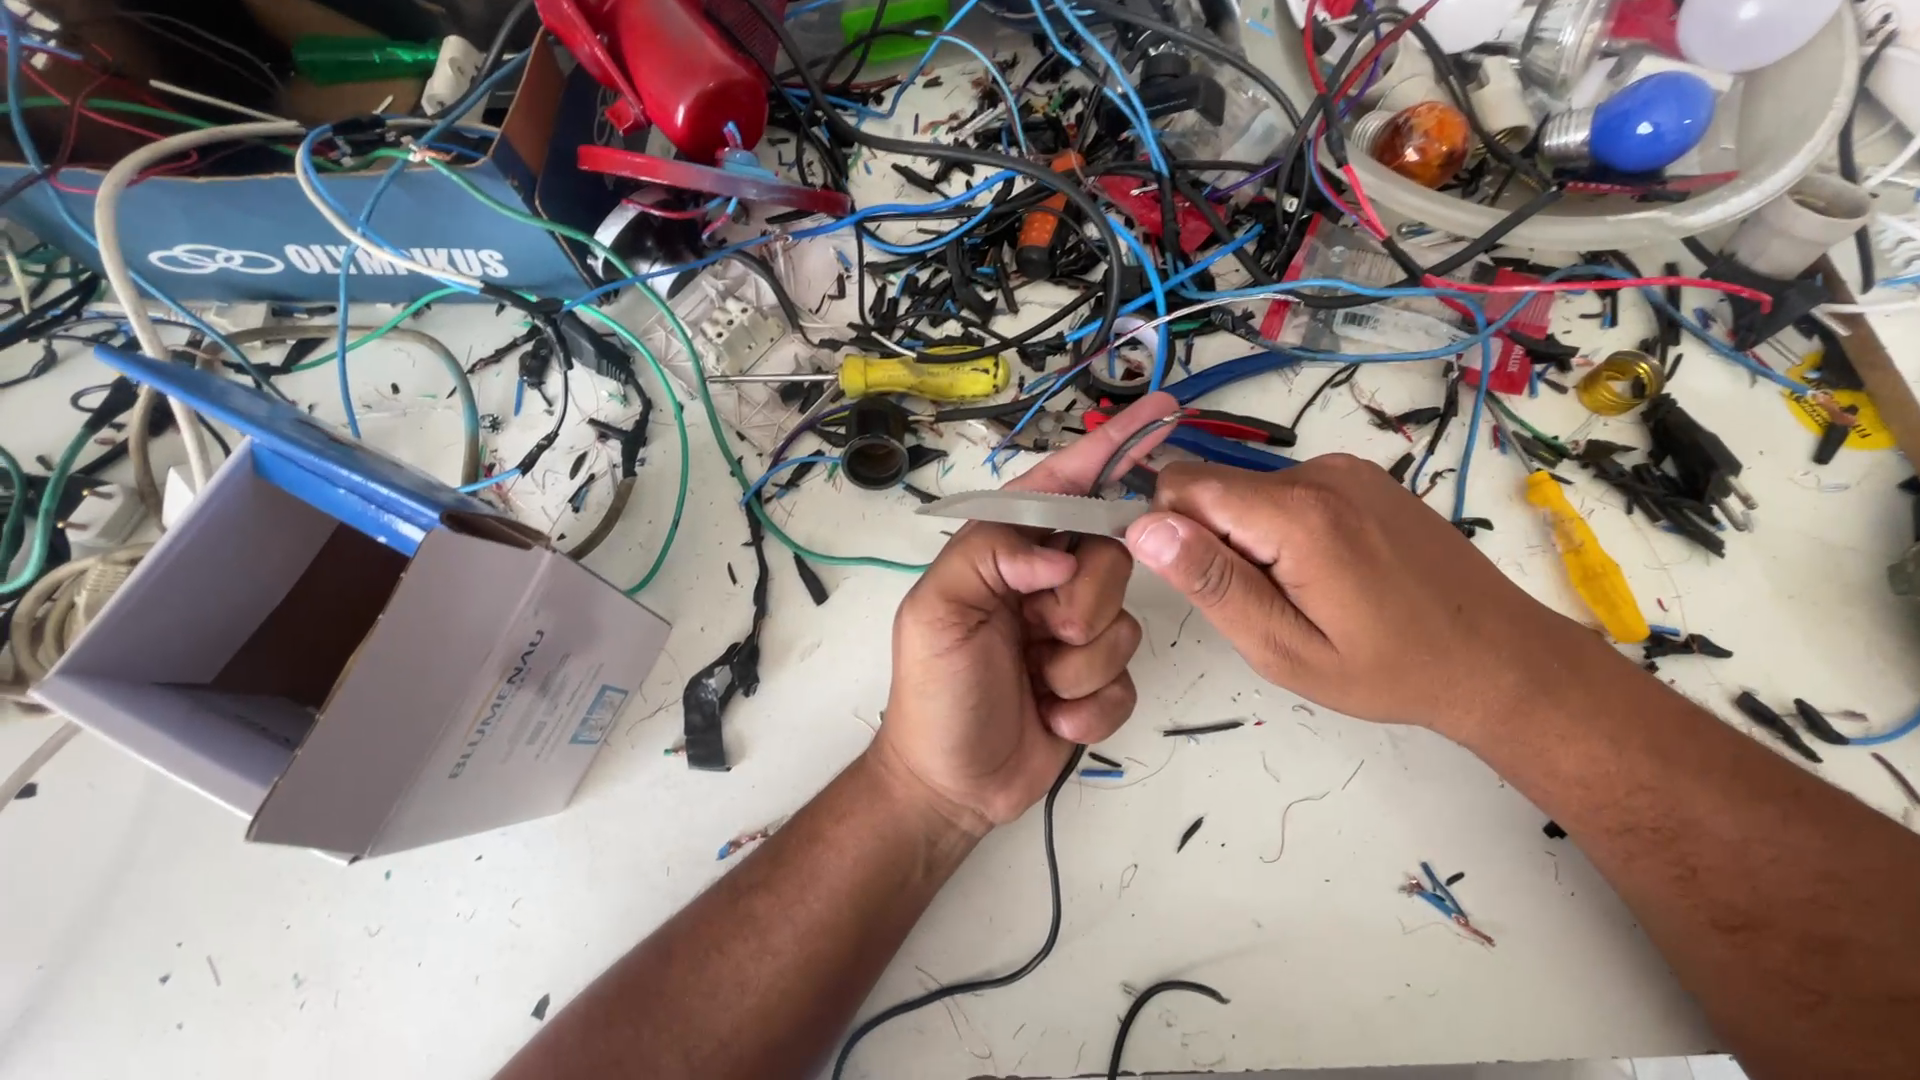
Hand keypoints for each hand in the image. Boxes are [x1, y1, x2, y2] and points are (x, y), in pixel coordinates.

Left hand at [871, 393, 1180, 835]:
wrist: (951, 784)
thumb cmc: (933, 693)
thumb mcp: (936, 612)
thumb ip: (989, 557)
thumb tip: (1061, 552)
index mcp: (1004, 556)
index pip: (1060, 490)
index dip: (1107, 451)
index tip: (1158, 416)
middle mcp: (1045, 585)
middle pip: (1109, 557)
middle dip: (1082, 603)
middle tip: (1042, 636)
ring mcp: (1074, 635)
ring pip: (1123, 623)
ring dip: (1078, 667)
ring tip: (1035, 687)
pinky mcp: (1097, 684)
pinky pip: (1127, 680)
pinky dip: (1089, 706)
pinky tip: (1050, 717)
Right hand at [1122, 455, 1604, 733]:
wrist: (1498, 656)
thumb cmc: (1387, 668)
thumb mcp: (1283, 647)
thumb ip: (1211, 582)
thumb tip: (1143, 527)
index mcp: (1296, 514)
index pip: (1180, 486)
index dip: (1172, 535)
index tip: (1209, 586)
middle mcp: (1319, 472)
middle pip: (1214, 487)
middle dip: (1213, 541)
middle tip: (1264, 602)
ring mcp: (1346, 469)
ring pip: (1247, 491)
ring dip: (1251, 538)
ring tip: (1302, 592)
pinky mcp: (1363, 476)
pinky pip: (1286, 491)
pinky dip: (1283, 529)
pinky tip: (1328, 573)